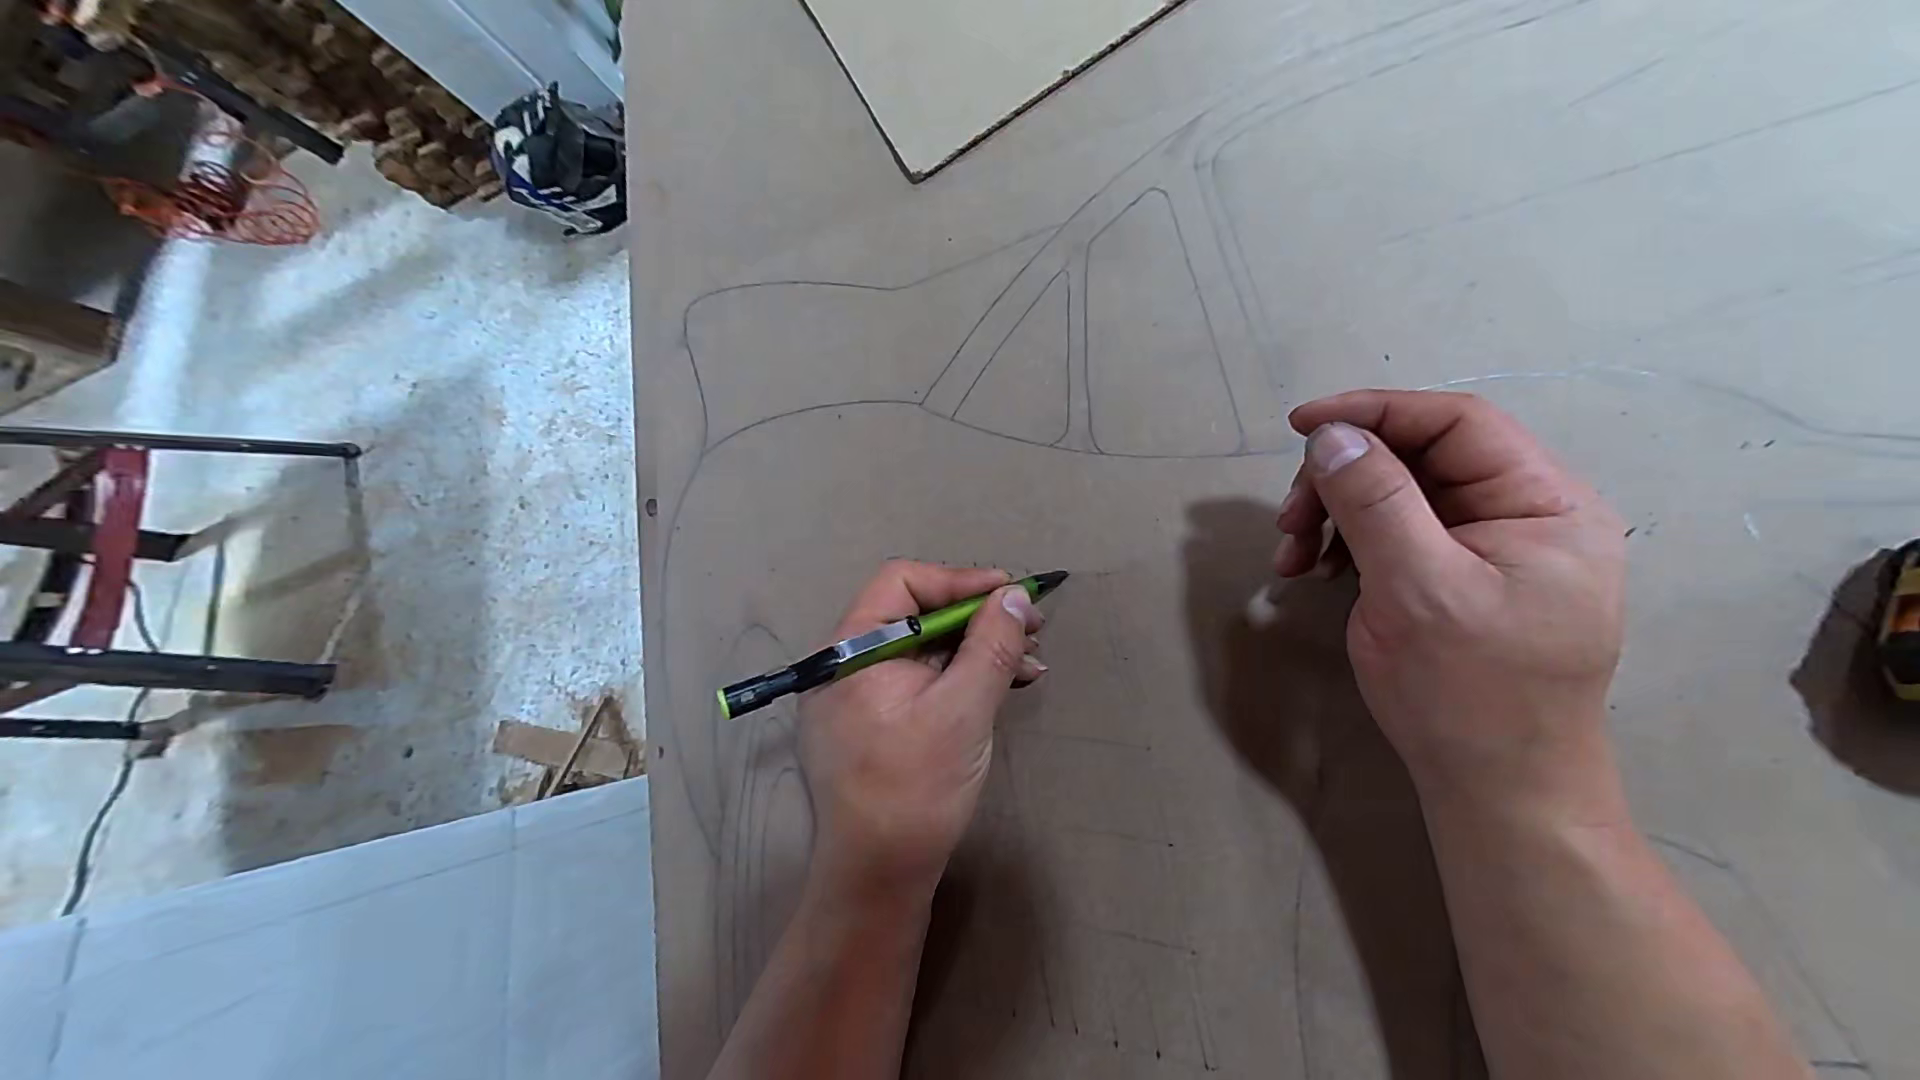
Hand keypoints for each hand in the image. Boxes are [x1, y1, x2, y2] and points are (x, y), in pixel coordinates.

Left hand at [798, 561, 1046, 899]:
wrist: (879, 878)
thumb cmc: (916, 790)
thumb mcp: (964, 711)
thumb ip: (991, 646)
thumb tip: (1016, 596)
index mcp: (852, 650)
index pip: (902, 583)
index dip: (959, 580)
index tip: (1010, 594)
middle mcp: (850, 663)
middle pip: (916, 613)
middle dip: (977, 616)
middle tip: (1030, 626)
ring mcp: (863, 694)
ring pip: (925, 648)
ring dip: (978, 647)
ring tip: (1030, 659)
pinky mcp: (880, 720)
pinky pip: (923, 679)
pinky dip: (963, 676)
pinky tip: (1005, 682)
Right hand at [1274, 390, 1628, 822]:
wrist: (1494, 786)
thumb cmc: (1468, 691)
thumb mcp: (1417, 589)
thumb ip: (1376, 502)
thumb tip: (1330, 435)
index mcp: (1542, 503)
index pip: (1454, 422)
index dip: (1374, 411)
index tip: (1300, 426)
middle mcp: (1518, 513)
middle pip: (1414, 457)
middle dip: (1340, 478)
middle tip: (1287, 520)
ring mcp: (1480, 545)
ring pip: (1391, 493)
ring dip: (1331, 512)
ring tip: (1291, 555)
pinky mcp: (1447, 573)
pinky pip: (1386, 531)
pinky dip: (1341, 541)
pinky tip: (1313, 569)